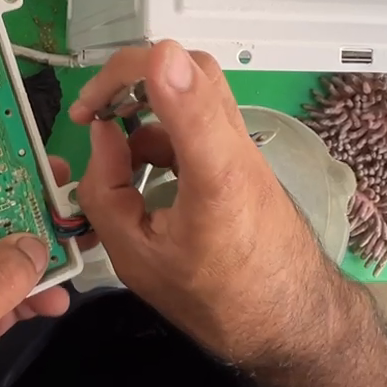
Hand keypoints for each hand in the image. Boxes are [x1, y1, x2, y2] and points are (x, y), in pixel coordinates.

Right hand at [69, 41, 356, 368]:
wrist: (291, 319)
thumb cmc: (216, 300)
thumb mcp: (138, 260)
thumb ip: (106, 192)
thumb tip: (101, 133)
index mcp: (215, 172)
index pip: (190, 89)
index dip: (141, 70)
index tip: (96, 99)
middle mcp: (235, 145)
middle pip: (193, 67)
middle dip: (133, 73)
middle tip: (95, 107)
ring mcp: (243, 147)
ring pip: (196, 89)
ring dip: (148, 98)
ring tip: (109, 140)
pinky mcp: (241, 155)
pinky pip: (199, 119)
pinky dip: (162, 126)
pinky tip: (139, 165)